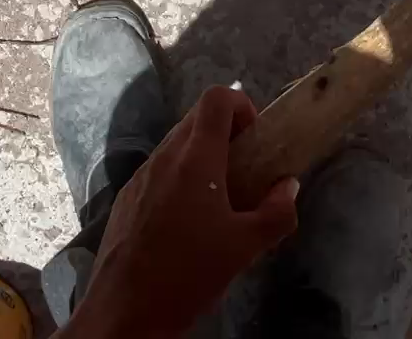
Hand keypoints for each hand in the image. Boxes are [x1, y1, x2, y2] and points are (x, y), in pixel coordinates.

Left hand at [64, 86, 299, 338]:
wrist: (122, 314)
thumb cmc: (187, 275)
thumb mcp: (243, 248)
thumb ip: (276, 214)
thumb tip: (288, 187)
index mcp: (196, 158)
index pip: (216, 98)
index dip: (240, 105)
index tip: (254, 138)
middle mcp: (166, 155)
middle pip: (197, 117)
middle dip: (225, 131)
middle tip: (243, 167)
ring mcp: (141, 174)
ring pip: (177, 142)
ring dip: (202, 154)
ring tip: (217, 197)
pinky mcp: (126, 196)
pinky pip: (159, 168)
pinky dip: (179, 176)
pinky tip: (185, 220)